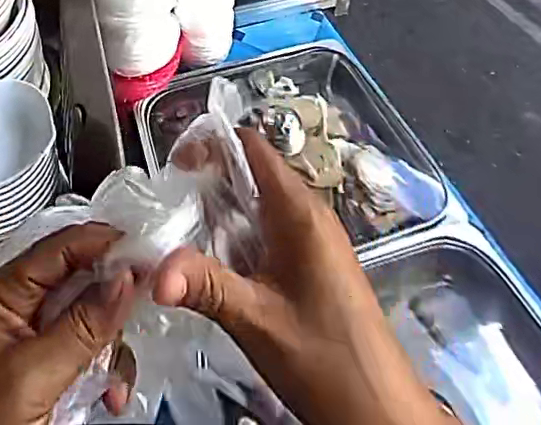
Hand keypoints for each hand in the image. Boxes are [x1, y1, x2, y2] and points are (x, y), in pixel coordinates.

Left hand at [0, 223, 136, 424]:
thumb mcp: (31, 375)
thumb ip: (80, 326)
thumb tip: (123, 278)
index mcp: (8, 291)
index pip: (63, 245)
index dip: (105, 242)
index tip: (146, 252)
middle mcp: (27, 304)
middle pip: (84, 275)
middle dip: (116, 294)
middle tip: (146, 303)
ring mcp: (43, 337)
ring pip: (96, 313)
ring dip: (115, 342)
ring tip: (115, 374)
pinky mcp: (57, 368)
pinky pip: (97, 351)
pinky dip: (112, 370)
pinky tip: (111, 394)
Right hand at [153, 128, 447, 424]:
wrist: (386, 417)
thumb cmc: (328, 361)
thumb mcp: (258, 321)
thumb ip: (205, 286)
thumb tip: (154, 273)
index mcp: (298, 211)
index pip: (251, 146)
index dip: (210, 144)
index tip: (176, 167)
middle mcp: (308, 213)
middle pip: (251, 170)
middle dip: (209, 179)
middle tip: (171, 204)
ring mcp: (314, 238)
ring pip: (258, 201)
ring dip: (222, 209)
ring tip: (185, 230)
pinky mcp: (314, 262)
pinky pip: (269, 227)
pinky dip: (239, 232)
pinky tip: (219, 261)